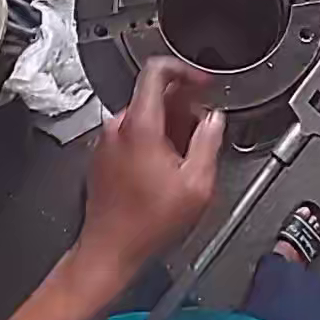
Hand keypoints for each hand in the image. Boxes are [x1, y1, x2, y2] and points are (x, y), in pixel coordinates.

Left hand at [70, 58, 224, 294]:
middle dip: (184, 105)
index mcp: (140, 125)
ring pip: (144, 114)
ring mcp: (108, 140)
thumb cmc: (147, 223)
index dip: (184, 69)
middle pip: (153, 94)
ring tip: (187, 153)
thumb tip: (215, 120)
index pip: (156, 71)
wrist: (110, 250)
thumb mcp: (196, 185)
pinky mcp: (104, 155)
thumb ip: (209, 142)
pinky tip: (167, 165)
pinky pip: (132, 131)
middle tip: (203, 126)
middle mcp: (118, 127)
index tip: (202, 82)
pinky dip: (153, 137)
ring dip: (170, 123)